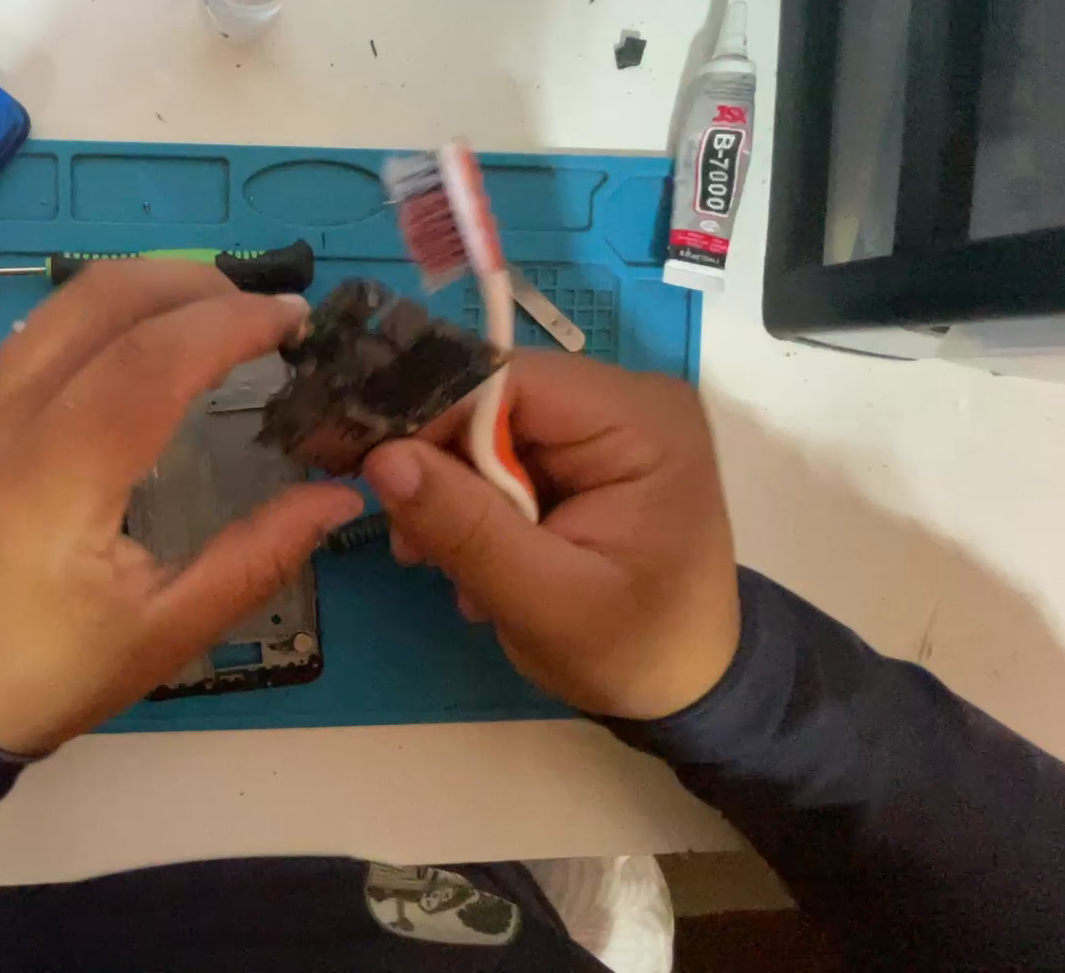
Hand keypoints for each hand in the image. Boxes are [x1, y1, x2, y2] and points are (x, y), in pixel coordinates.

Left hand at [0, 263, 364, 754]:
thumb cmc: (51, 670)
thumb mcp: (169, 631)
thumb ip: (259, 554)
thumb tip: (340, 496)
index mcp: (55, 481)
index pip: (152, 360)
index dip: (232, 325)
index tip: (294, 323)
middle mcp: (4, 420)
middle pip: (104, 300)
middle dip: (196, 286)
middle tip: (261, 316)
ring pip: (66, 301)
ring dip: (151, 288)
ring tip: (215, 317)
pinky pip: (41, 328)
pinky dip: (106, 313)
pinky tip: (144, 343)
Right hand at [362, 352, 738, 719]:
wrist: (682, 685)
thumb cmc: (630, 651)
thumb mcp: (542, 600)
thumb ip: (465, 527)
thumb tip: (382, 458)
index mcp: (638, 420)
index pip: (506, 379)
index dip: (433, 418)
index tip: (382, 478)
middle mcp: (621, 401)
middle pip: (488, 401)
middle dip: (436, 469)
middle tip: (411, 543)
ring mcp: (599, 425)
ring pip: (480, 428)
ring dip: (445, 494)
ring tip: (438, 560)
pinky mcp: (577, 452)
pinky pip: (493, 454)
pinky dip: (466, 502)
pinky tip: (467, 554)